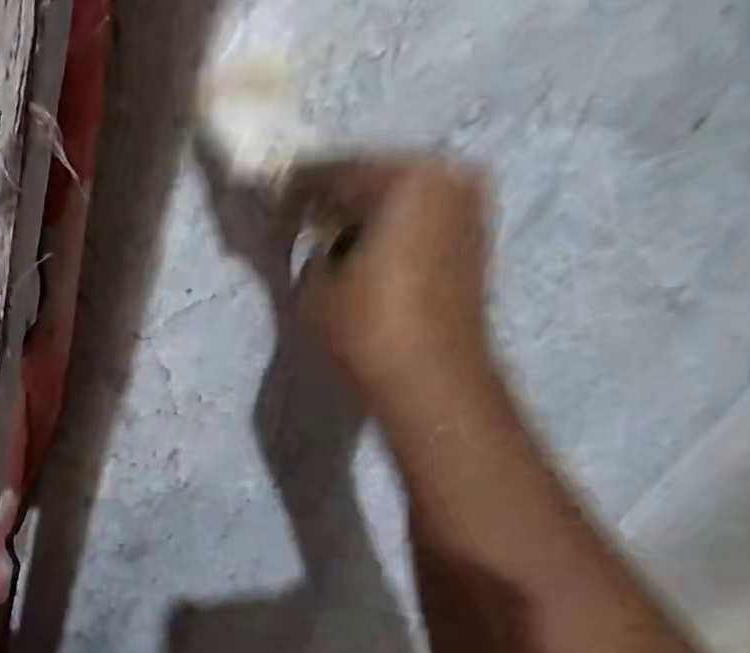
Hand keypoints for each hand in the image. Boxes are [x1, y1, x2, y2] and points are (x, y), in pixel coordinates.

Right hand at [295, 161, 492, 398]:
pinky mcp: (475, 243)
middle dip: (338, 202)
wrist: (433, 383)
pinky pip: (420, 225)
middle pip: (375, 181)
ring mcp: (469, 209)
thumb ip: (310, 255)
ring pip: (401, 203)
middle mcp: (447, 179)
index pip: (336, 172)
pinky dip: (393, 236)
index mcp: (406, 179)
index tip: (275, 200)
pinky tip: (366, 260)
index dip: (298, 189)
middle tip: (304, 224)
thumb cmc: (369, 331)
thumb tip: (322, 248)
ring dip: (367, 220)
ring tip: (333, 247)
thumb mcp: (314, 291)